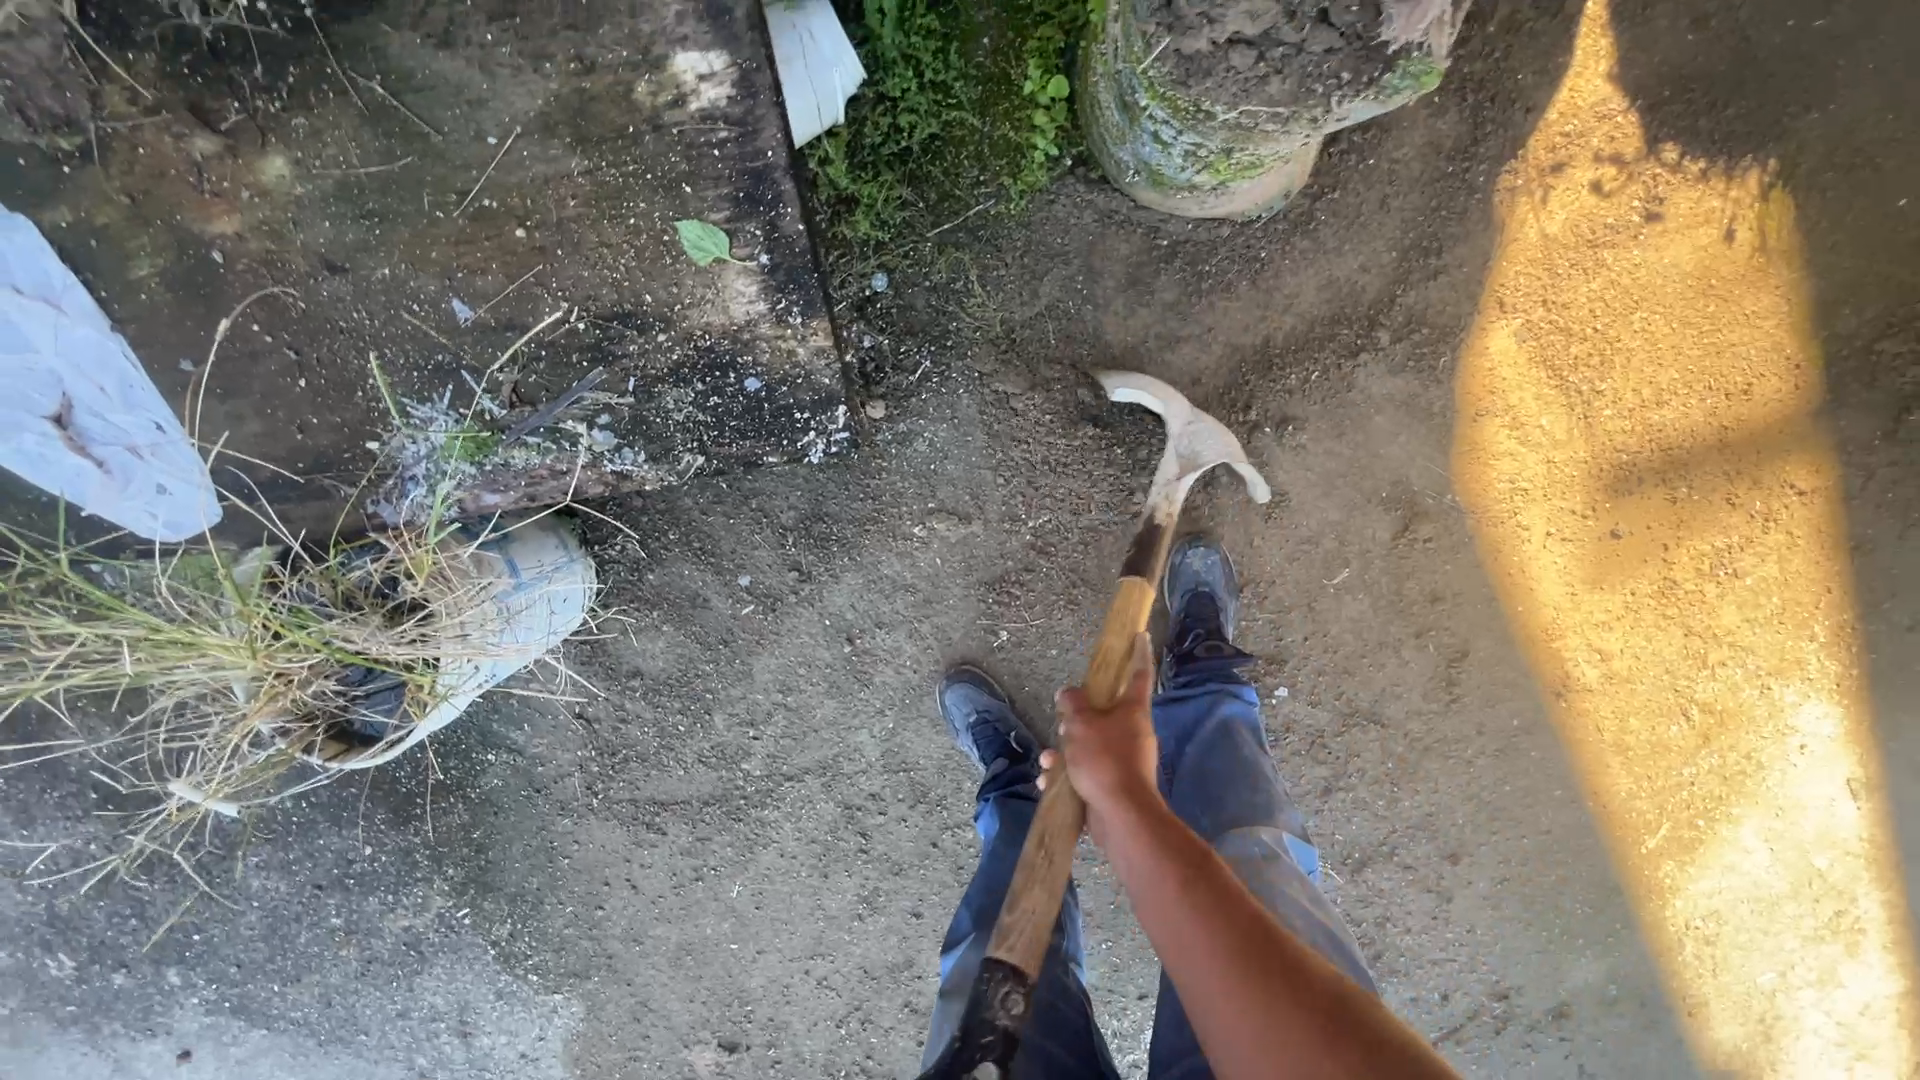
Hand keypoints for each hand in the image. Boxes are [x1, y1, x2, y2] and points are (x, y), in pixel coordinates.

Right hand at [1042, 632, 1161, 847]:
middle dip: (1077, 719)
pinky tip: (1050, 783)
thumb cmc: (1105, 760)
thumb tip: (1068, 695)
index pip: (1138, 673)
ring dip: (1065, 751)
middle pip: (1104, 713)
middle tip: (1063, 721)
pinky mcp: (1112, 784)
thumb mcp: (1081, 724)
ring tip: (1050, 760)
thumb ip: (1072, 704)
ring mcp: (1124, 760)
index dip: (1138, 653)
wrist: (1121, 815)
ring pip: (1088, 745)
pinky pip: (1085, 771)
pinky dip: (1066, 776)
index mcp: (1133, 711)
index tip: (1141, 636)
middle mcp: (1132, 732)